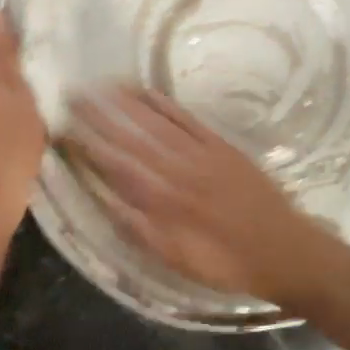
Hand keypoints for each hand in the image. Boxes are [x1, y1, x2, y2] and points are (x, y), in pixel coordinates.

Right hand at [71, 89, 332, 301]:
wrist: (285, 251)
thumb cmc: (227, 263)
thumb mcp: (179, 260)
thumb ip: (141, 231)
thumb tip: (105, 201)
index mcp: (163, 200)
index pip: (116, 166)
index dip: (88, 146)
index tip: (64, 128)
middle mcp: (177, 170)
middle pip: (131, 137)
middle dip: (100, 116)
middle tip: (73, 95)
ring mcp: (200, 154)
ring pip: (156, 123)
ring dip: (126, 104)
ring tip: (100, 86)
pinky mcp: (222, 147)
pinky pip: (187, 120)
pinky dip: (165, 104)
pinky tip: (145, 92)